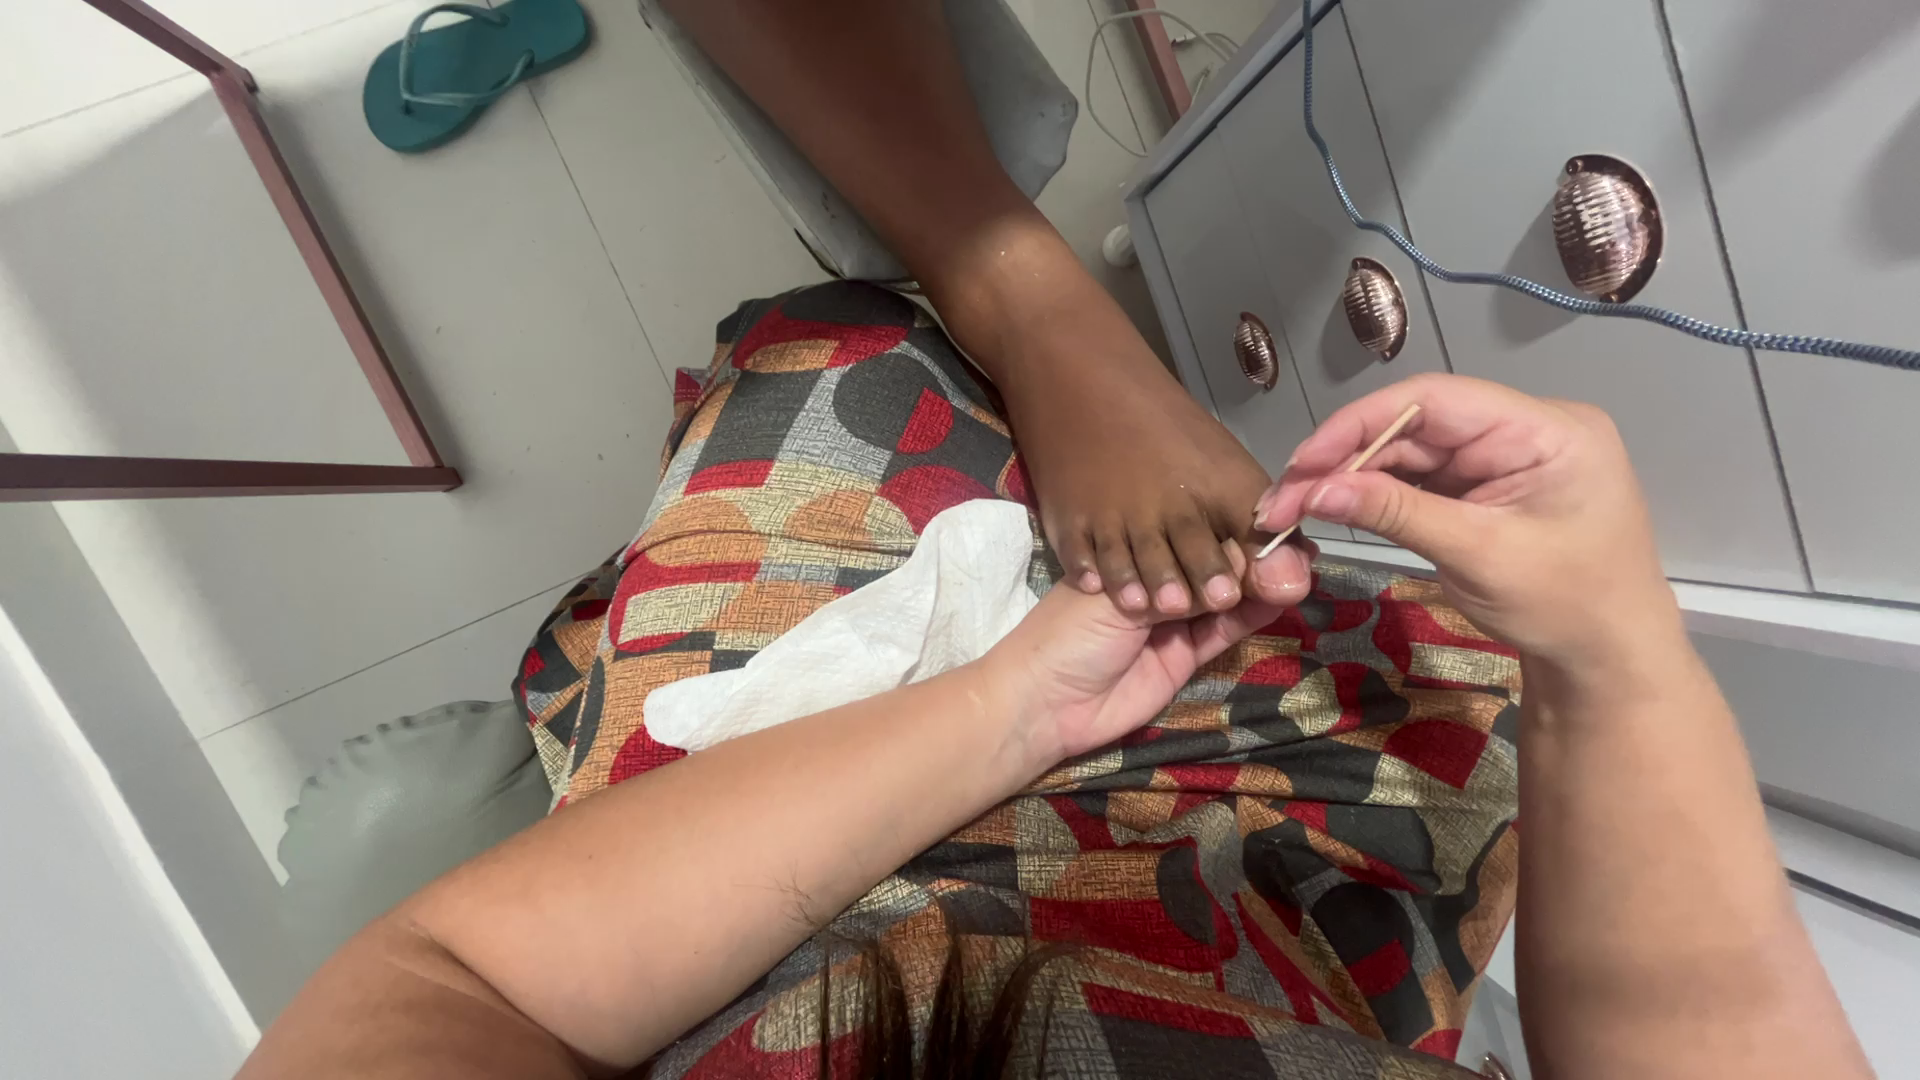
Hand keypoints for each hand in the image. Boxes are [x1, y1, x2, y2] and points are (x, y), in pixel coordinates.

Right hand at [978, 262, 1314, 618]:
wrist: (1075, 374)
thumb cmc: (1160, 417)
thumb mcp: (1221, 458)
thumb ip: (1249, 514)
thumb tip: (1290, 567)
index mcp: (1212, 487)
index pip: (1241, 541)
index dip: (1244, 570)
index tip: (1244, 591)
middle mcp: (1165, 504)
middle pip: (1187, 558)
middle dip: (1195, 584)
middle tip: (1193, 604)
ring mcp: (1114, 515)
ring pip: (1133, 567)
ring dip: (1142, 588)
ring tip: (1147, 606)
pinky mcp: (1070, 520)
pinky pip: (1082, 558)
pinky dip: (1091, 572)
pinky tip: (1095, 586)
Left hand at [980, 542, 1284, 773]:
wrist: (1047, 704)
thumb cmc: (1068, 635)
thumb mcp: (1121, 600)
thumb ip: (1178, 584)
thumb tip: (1236, 561)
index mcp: (1130, 558)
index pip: (1185, 537)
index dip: (1223, 531)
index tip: (1263, 521)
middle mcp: (1155, 584)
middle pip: (1210, 566)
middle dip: (1246, 557)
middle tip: (1288, 551)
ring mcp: (1171, 621)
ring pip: (1222, 598)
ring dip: (1254, 585)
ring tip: (1293, 572)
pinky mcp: (1184, 657)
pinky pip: (1222, 632)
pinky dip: (1249, 616)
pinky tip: (1279, 598)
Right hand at [1253, 373, 1679, 669]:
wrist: (1603, 655)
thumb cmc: (1562, 604)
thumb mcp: (1477, 555)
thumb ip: (1394, 513)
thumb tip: (1312, 492)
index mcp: (1543, 429)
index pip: (1433, 400)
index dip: (1358, 423)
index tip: (1303, 462)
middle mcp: (1516, 429)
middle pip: (1409, 426)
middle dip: (1341, 460)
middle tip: (1281, 500)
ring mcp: (1494, 457)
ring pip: (1401, 452)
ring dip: (1345, 479)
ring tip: (1291, 508)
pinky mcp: (1476, 483)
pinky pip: (1411, 477)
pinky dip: (1368, 494)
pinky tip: (1331, 508)